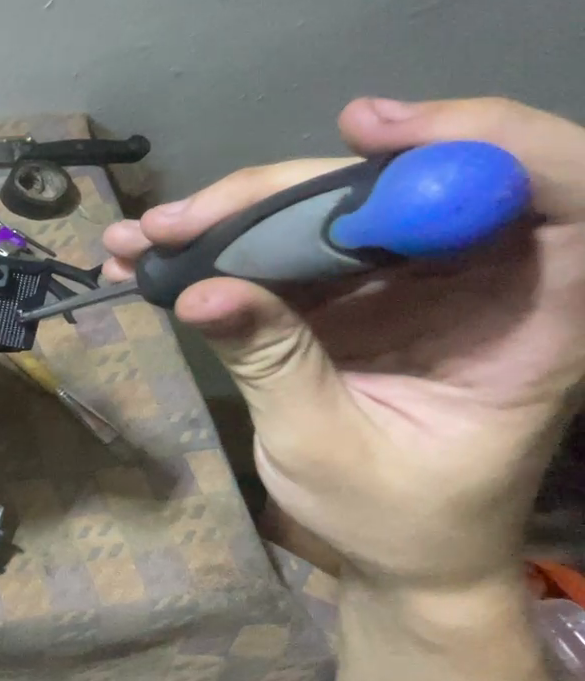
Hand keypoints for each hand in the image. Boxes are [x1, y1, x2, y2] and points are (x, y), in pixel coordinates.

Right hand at [102, 97, 584, 592]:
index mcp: (531, 314)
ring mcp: (402, 282)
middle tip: (177, 222)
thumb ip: (273, 363)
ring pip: (322, 214)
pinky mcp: (345, 295)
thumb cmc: (396, 513)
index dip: (472, 140)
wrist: (396, 548)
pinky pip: (279, 253)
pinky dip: (209, 254)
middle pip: (393, 191)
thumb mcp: (327, 444)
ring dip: (223, 219)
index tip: (366, 132)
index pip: (550, 192)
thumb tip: (199, 294)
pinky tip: (146, 262)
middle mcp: (474, 278)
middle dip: (277, 193)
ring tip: (137, 240)